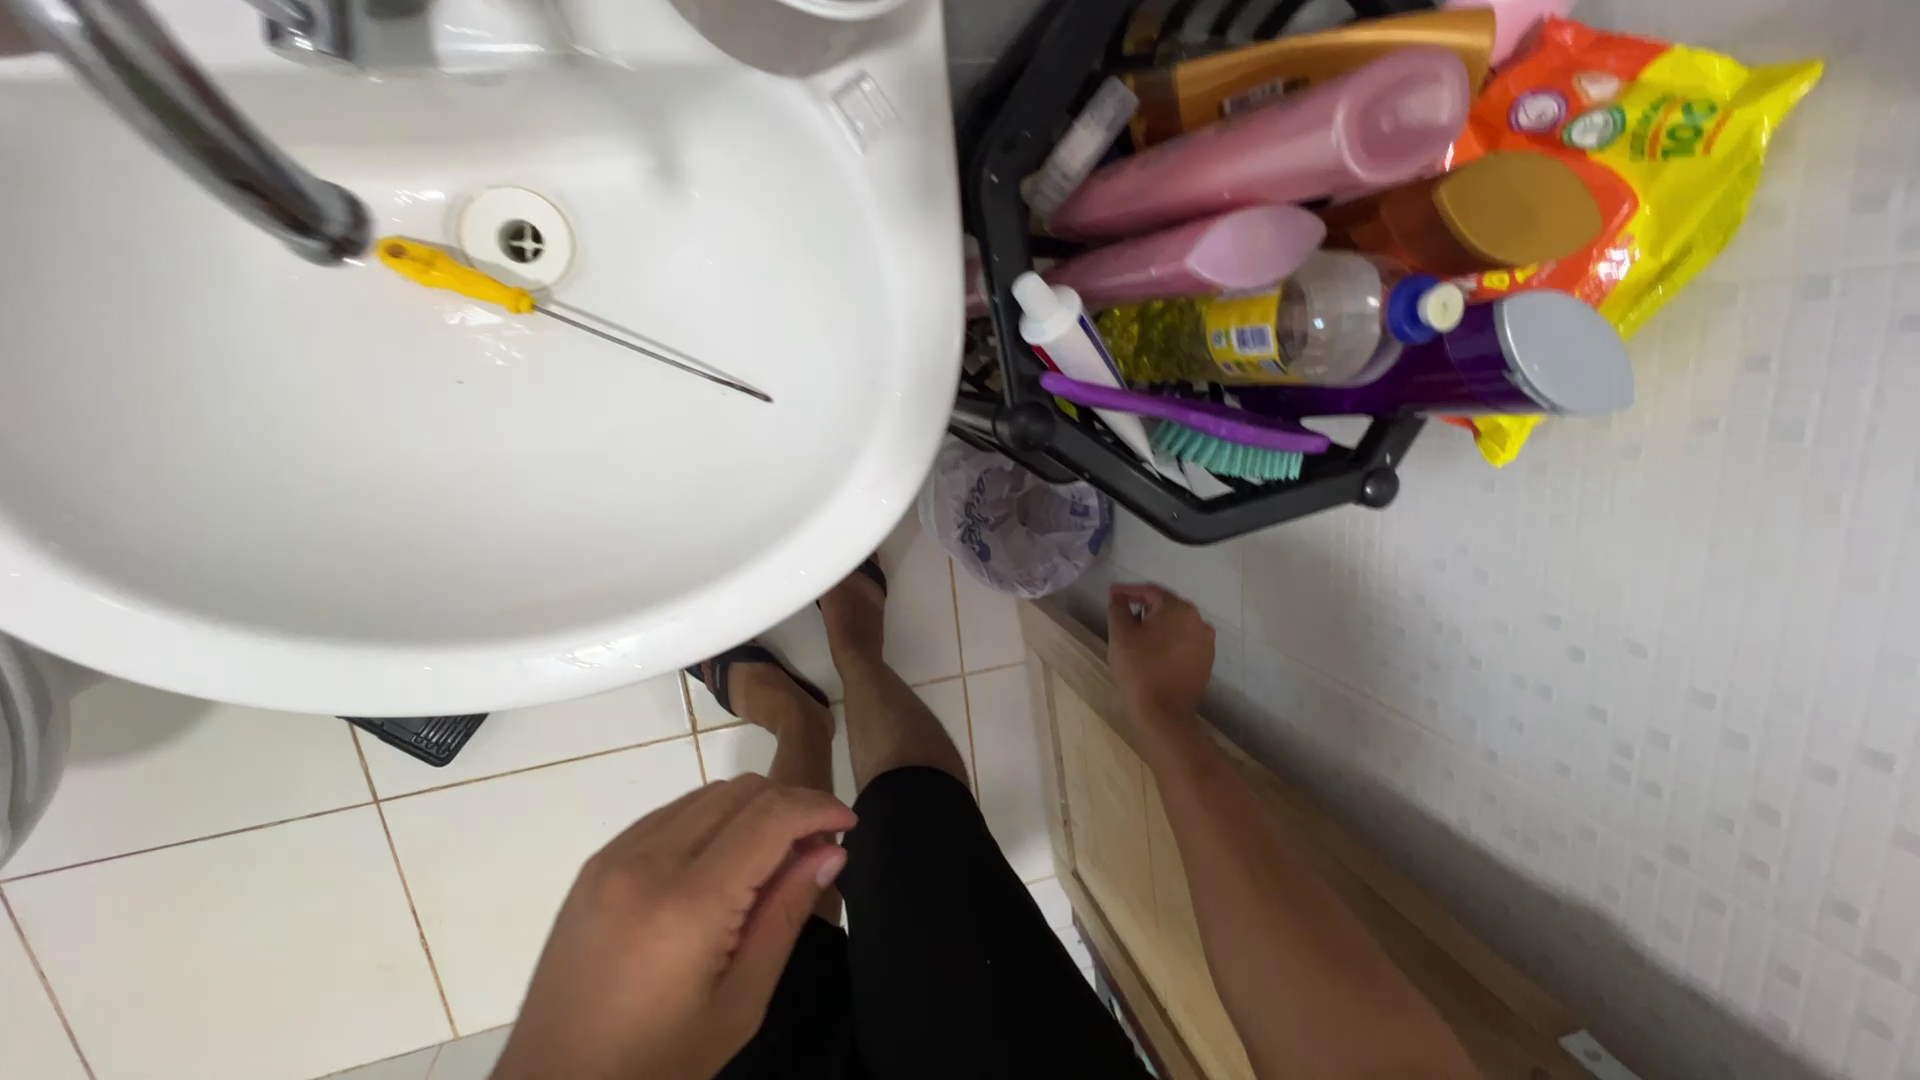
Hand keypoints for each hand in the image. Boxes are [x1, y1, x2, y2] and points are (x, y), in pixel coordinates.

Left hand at [492, 775, 857, 1079]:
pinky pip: (671, 813)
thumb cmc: (658, 1063)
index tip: (849, 824)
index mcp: (688, 903)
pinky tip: (723, 861)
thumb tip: (831, 852)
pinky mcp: (597, 863)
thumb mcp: (740, 1002)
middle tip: (817, 847)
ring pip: (706, 794)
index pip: (770, 817)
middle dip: (791, 804)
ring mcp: (615, 856)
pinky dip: (712, 819)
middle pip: (741, 791)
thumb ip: (787, 915)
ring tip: (774, 855)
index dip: (819, 808)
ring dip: (753, 808)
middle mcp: (647, 861)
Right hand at [1107, 582, 1214, 725]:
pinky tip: (1154, 652)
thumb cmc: (1139, 668)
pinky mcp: (1206, 661)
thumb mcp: (1120, 634)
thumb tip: (1118, 595)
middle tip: (1123, 616)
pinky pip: (1184, 642)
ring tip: (1137, 636)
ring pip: (1176, 625)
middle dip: (1144, 607)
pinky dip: (1169, 641)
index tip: (1112, 594)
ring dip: (1157, 625)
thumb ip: (1118, 608)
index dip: (1128, 591)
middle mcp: (1198, 620)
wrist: (1163, 713)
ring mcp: (1206, 642)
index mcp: (1178, 609)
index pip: (1150, 591)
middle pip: (1166, 606)